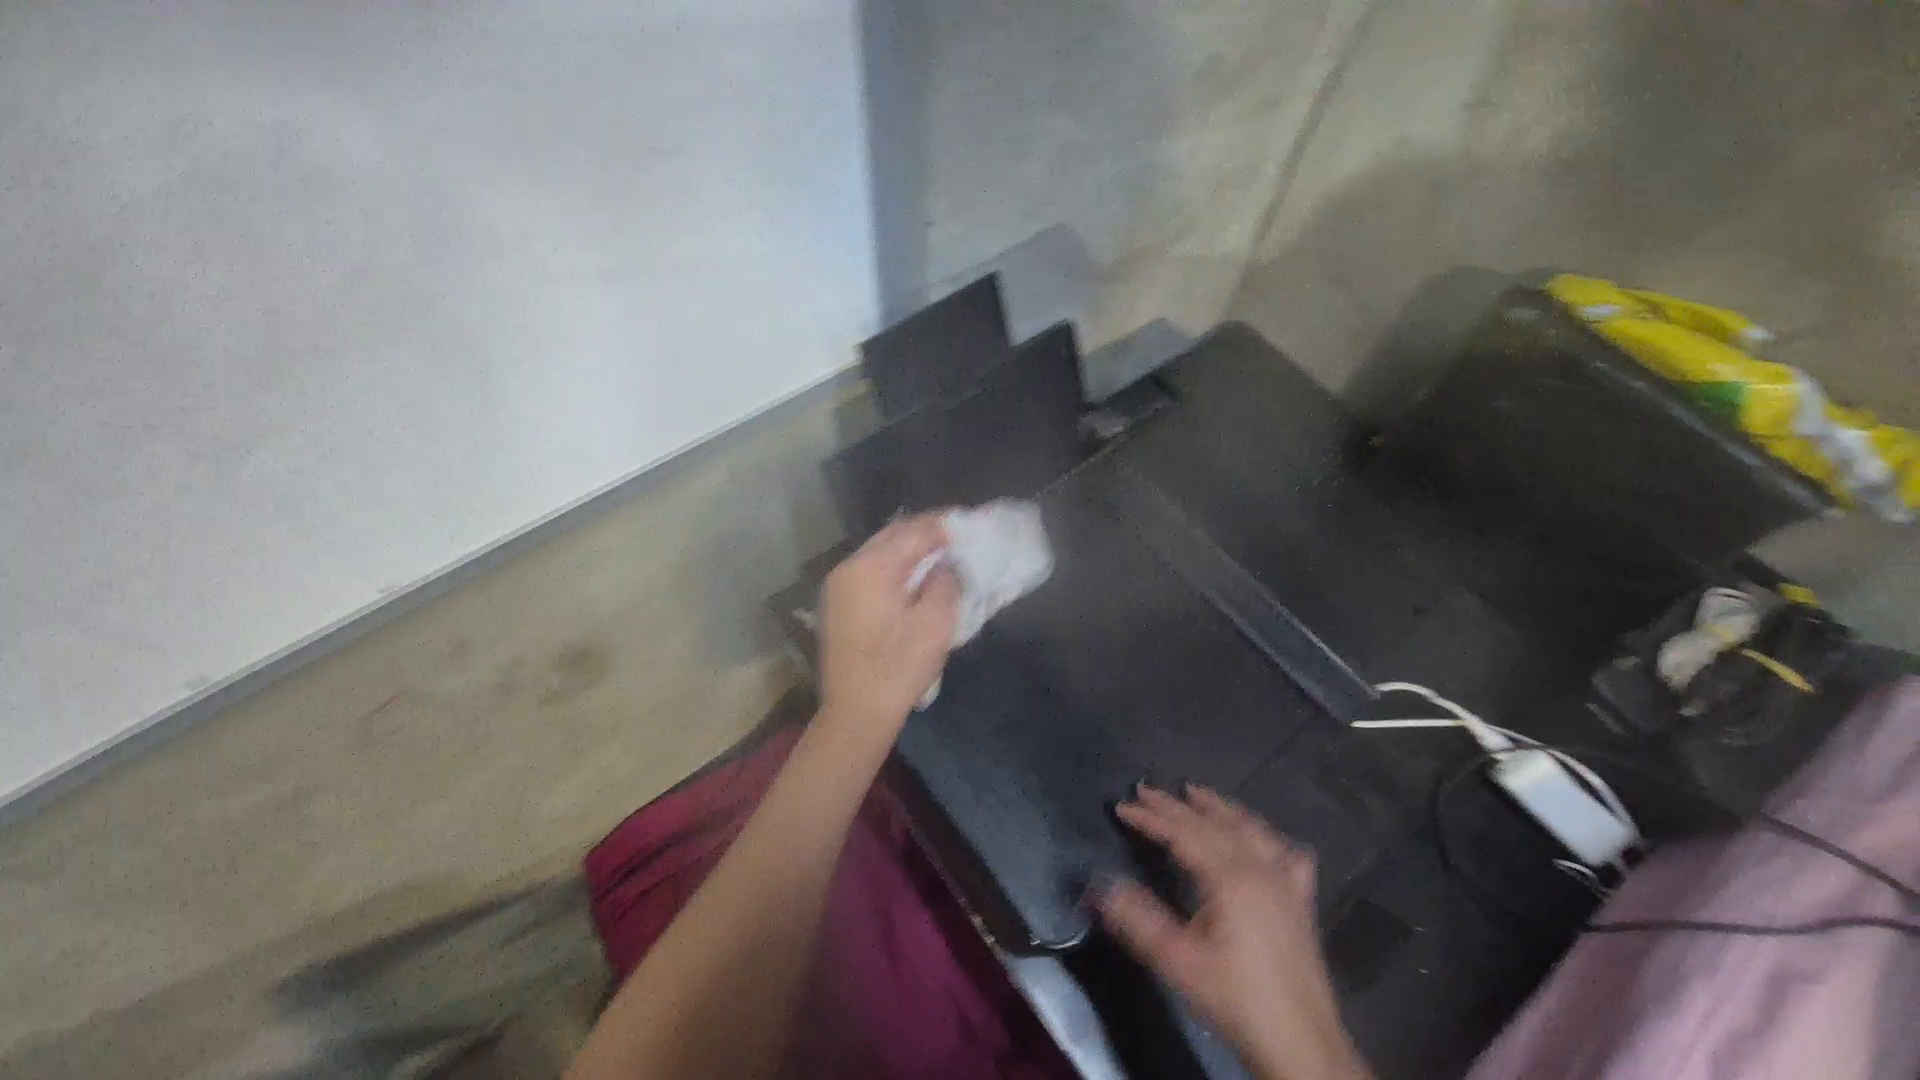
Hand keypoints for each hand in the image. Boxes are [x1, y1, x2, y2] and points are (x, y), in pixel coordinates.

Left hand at [815, 514, 960, 740]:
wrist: (856, 713)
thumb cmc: (899, 666)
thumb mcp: (935, 623)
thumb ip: (945, 582)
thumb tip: (946, 564)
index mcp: (871, 567)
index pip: (913, 531)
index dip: (944, 526)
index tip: (971, 523)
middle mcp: (849, 568)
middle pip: (892, 536)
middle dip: (926, 534)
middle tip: (958, 536)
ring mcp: (838, 587)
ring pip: (879, 553)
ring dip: (910, 551)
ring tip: (942, 555)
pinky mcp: (838, 606)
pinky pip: (871, 572)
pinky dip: (895, 569)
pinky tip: (916, 579)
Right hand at [1099, 784, 1369, 1079]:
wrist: (1299, 1041)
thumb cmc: (1233, 998)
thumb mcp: (1176, 961)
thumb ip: (1136, 919)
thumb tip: (1097, 884)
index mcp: (1229, 877)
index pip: (1182, 833)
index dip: (1150, 817)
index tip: (1121, 805)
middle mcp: (1259, 868)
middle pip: (1214, 823)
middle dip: (1177, 805)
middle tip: (1147, 789)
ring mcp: (1286, 882)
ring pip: (1251, 829)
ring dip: (1220, 809)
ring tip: (1198, 794)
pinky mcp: (1302, 902)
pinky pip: (1286, 854)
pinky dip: (1269, 838)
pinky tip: (1266, 841)